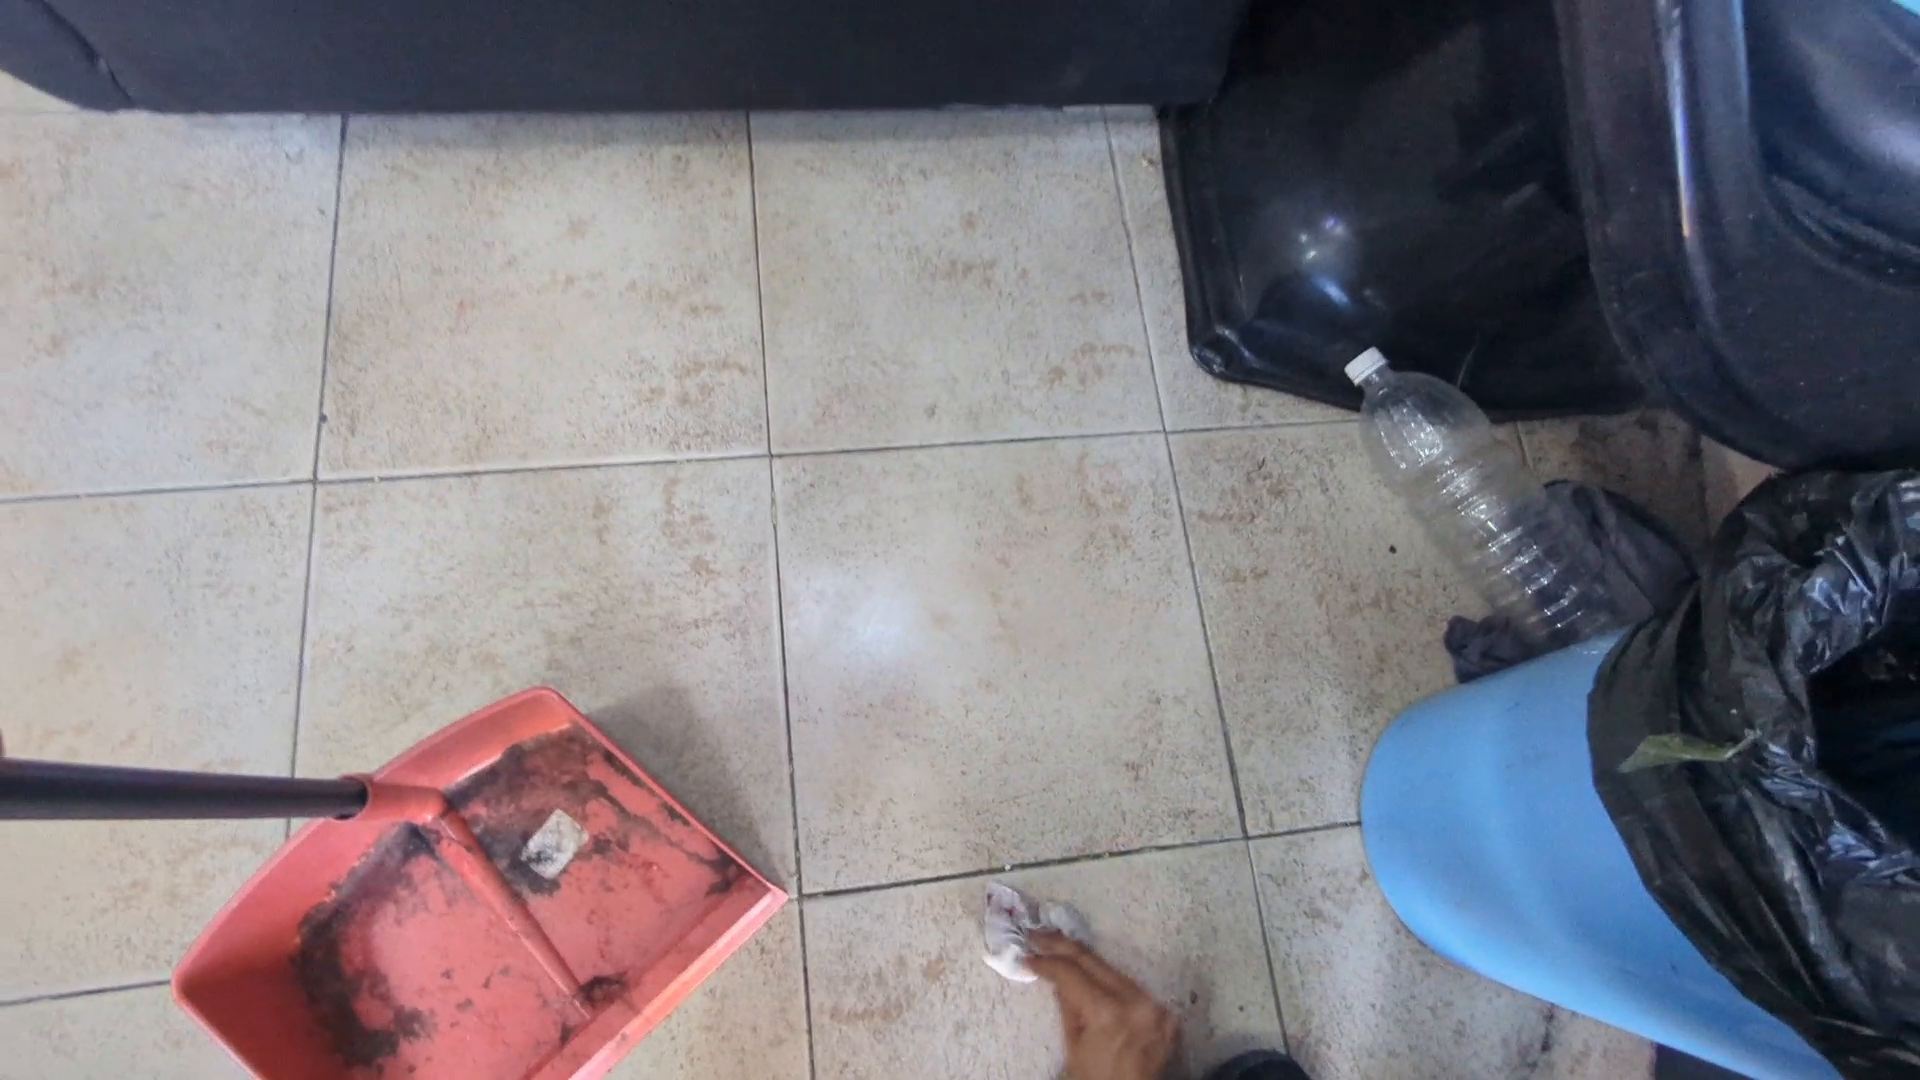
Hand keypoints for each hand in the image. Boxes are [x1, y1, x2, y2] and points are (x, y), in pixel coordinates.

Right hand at [1027, 931, 1177, 1079]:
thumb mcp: (1073, 1046)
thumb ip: (1066, 1001)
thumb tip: (1054, 970)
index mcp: (1109, 1013)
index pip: (1072, 972)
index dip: (1047, 960)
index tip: (1027, 953)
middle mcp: (1136, 1001)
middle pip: (1094, 961)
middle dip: (1063, 946)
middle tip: (1038, 935)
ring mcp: (1155, 1006)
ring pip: (1112, 970)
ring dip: (1085, 960)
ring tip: (1060, 948)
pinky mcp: (1165, 1014)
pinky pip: (1130, 988)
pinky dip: (1109, 981)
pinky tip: (1090, 974)